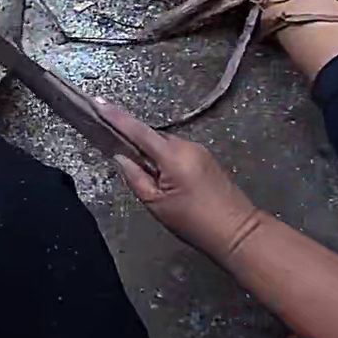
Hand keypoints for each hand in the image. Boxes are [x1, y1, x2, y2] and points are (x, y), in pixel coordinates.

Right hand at [95, 100, 267, 263]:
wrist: (239, 234)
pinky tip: (166, 181)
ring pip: (164, 145)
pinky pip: (177, 152)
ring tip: (151, 182)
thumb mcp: (156, 204)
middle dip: (136, 145)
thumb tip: (119, 156)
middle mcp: (187, 146)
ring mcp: (199, 151)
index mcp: (172, 155)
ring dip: (152, 156)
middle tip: (124, 163)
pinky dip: (166, 160)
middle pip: (151, 137)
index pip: (137, 130)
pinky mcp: (206, 159)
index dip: (115, 116)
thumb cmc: (194, 222)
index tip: (98, 102)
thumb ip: (134, 176)